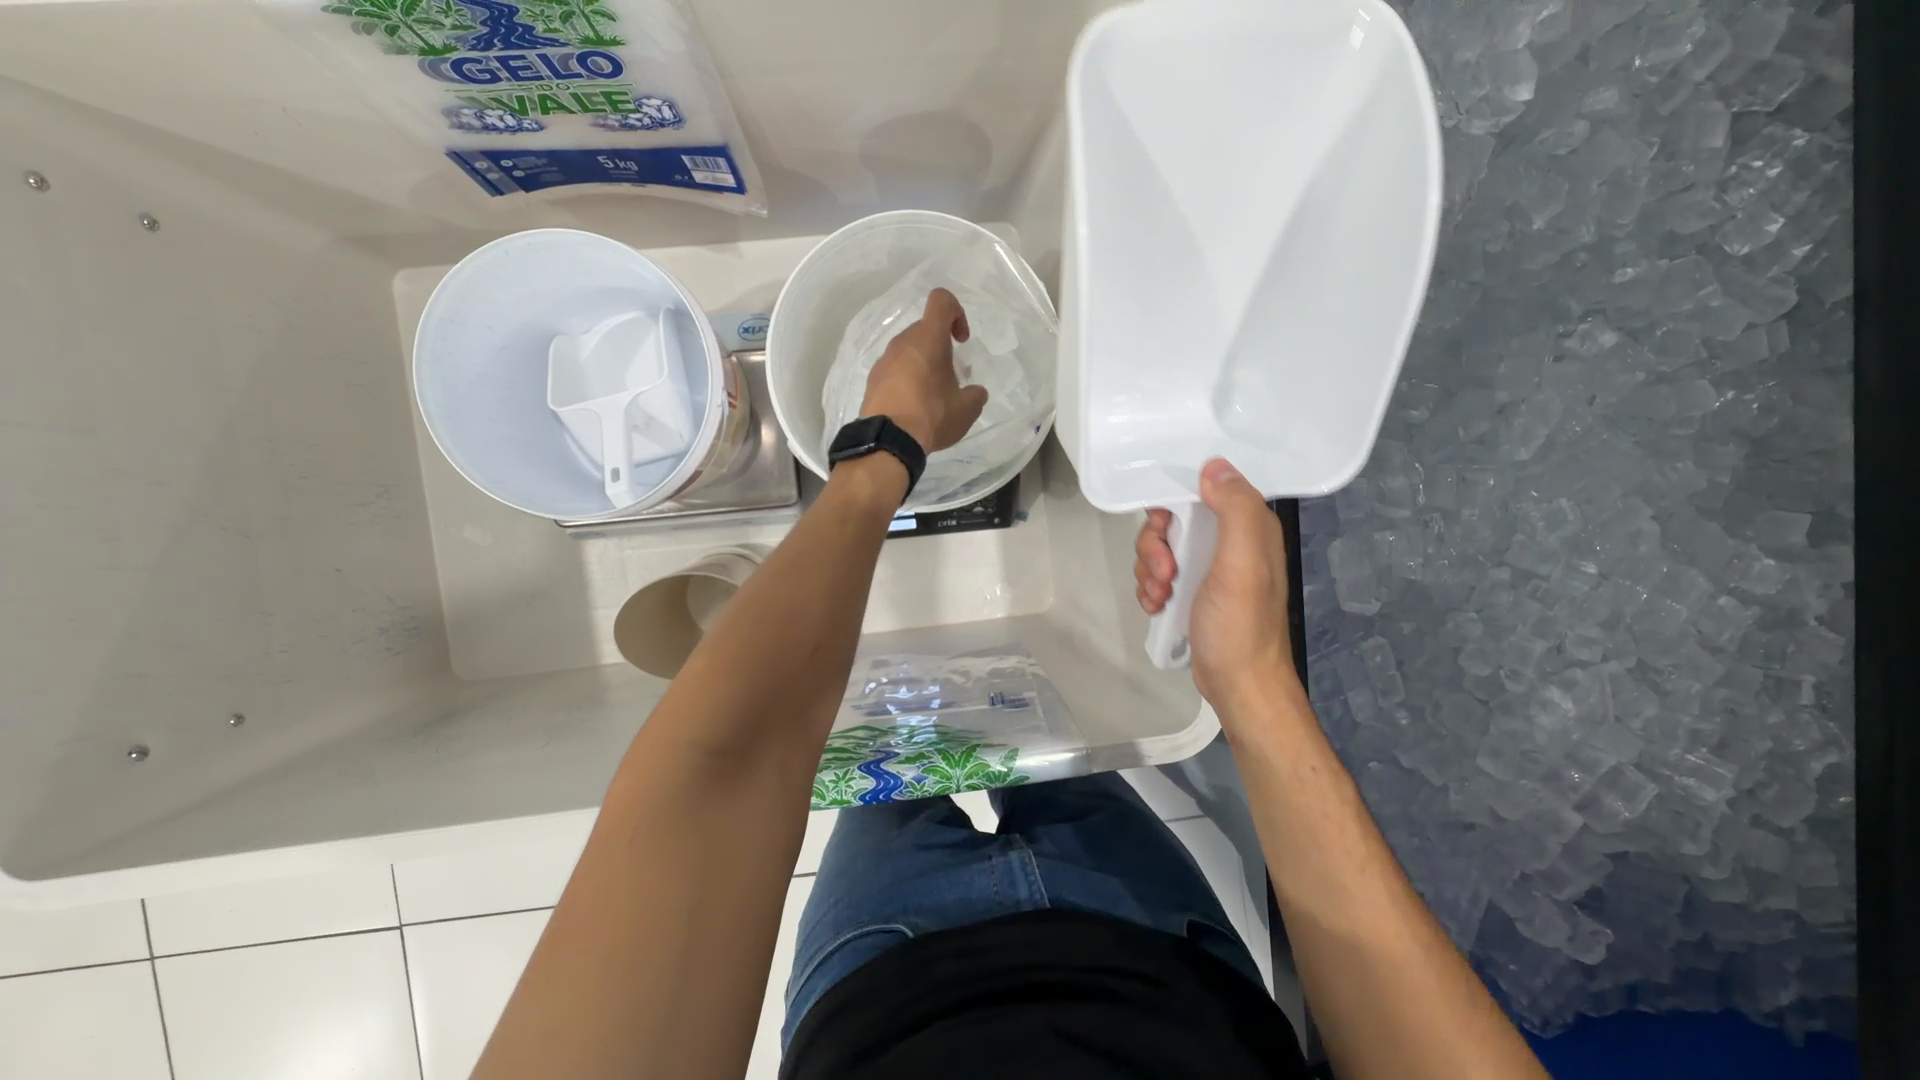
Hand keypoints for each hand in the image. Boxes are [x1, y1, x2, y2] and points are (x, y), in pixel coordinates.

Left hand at [858, 287, 988, 453]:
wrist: (888, 441)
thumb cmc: (932, 415)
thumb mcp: (966, 409)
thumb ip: (975, 395)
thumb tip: (976, 392)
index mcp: (928, 339)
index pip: (942, 301)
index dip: (956, 313)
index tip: (961, 341)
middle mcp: (902, 343)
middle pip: (925, 330)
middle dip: (941, 348)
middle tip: (951, 378)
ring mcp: (884, 361)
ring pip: (908, 352)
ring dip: (923, 366)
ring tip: (932, 397)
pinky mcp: (872, 381)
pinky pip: (894, 371)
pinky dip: (906, 381)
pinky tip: (913, 408)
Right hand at [1134, 458, 1296, 708]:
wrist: (1238, 684)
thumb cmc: (1241, 625)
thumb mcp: (1242, 563)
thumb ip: (1234, 510)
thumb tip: (1213, 465)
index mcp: (1249, 526)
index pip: (1204, 489)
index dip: (1175, 502)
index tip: (1163, 527)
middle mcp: (1231, 541)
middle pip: (1174, 519)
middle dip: (1156, 545)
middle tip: (1164, 573)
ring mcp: (1210, 568)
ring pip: (1161, 547)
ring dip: (1150, 570)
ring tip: (1160, 596)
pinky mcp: (1193, 591)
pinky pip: (1158, 574)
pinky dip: (1150, 588)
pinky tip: (1156, 607)